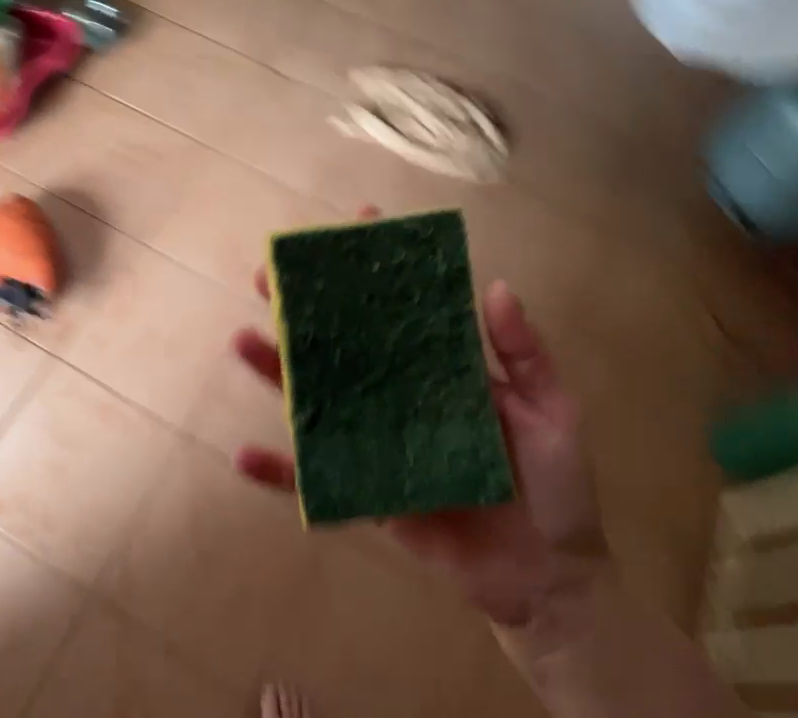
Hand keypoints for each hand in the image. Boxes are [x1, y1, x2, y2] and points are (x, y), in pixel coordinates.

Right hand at [231, 209, 610, 631]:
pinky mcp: (367, 493)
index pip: (406, 307)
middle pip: (345, 344)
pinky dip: (280, 472)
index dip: (382, 266)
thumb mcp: (553, 410)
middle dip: (306, 308)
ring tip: (243, 342)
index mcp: (444, 369)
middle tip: (268, 275)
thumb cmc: (554, 483)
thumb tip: (494, 286)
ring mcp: (379, 442)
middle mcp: (402, 395)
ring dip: (277, 373)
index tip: (357, 222)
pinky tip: (243, 456)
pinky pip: (317, 481)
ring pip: (319, 400)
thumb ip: (525, 354)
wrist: (546, 575)